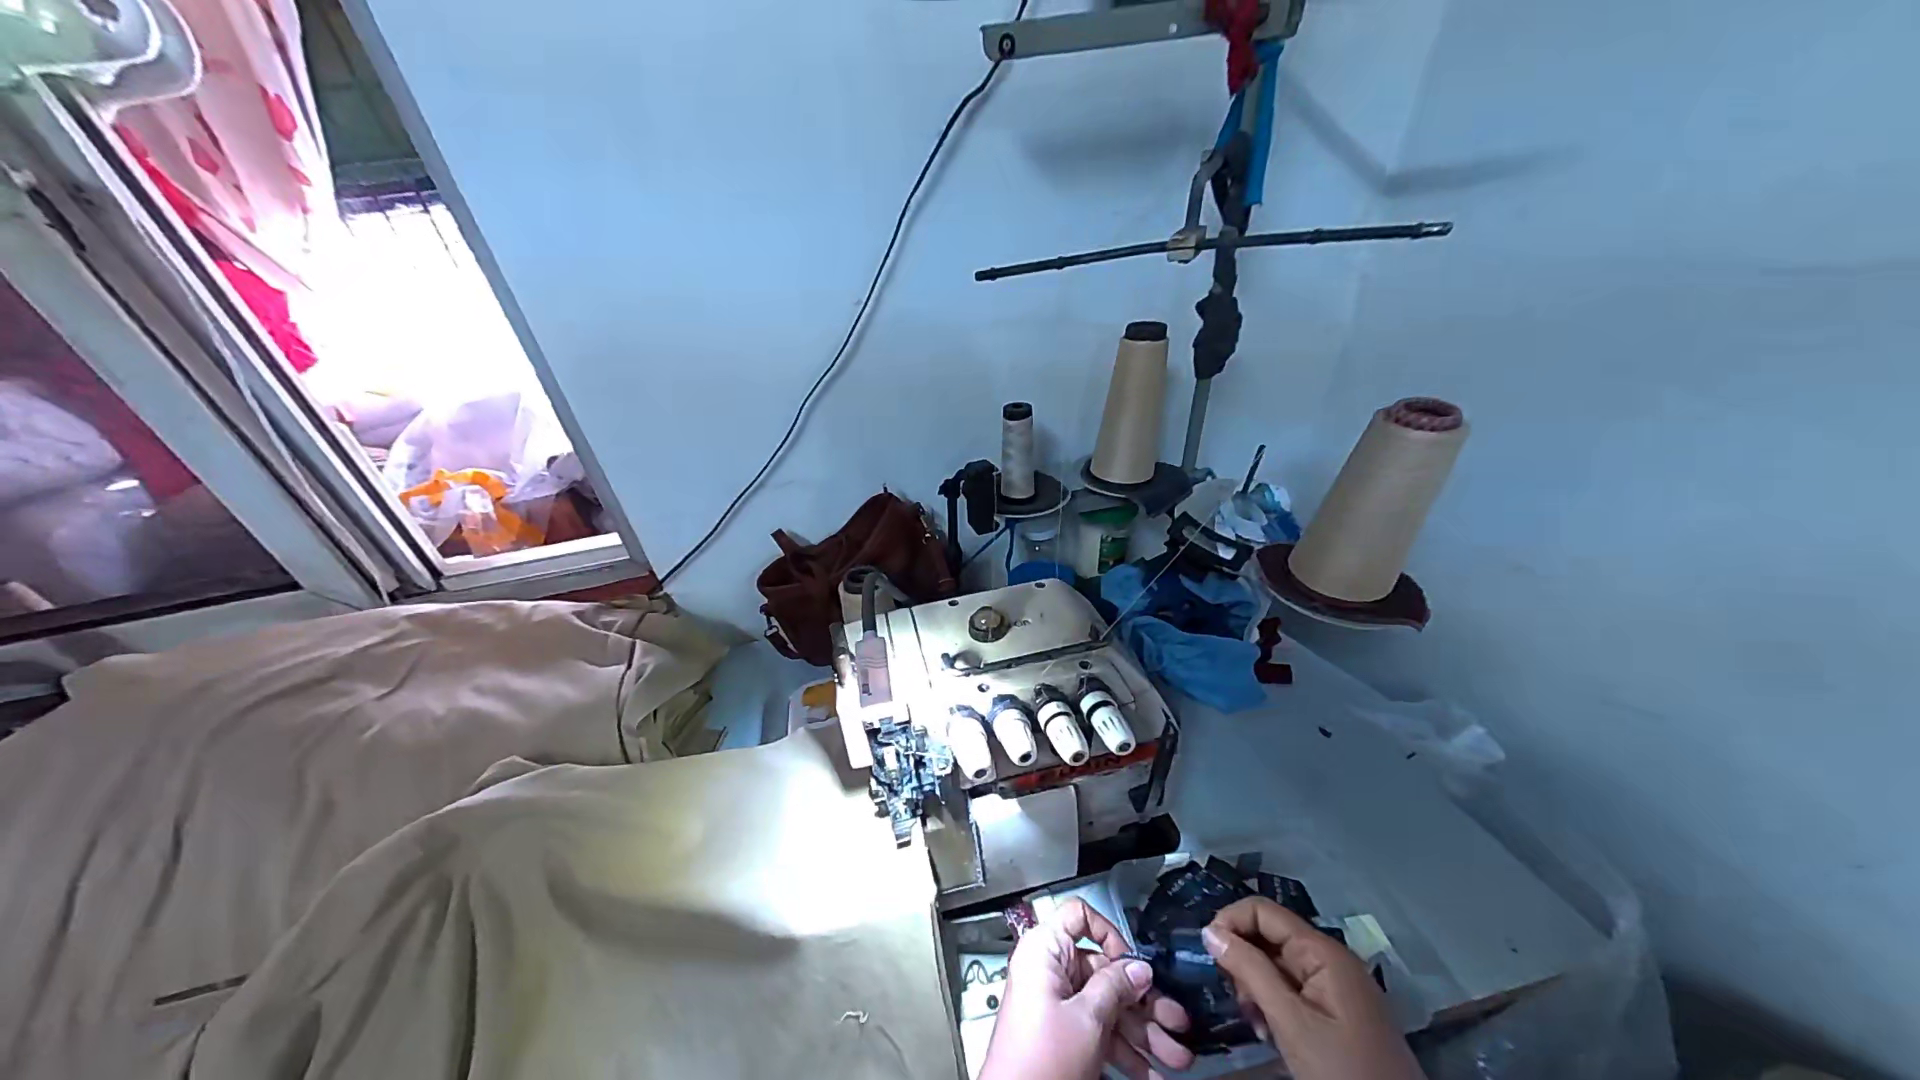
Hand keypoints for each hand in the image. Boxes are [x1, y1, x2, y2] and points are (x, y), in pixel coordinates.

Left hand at [980, 898, 1195, 1079]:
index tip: (1135, 964)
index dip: (1109, 933)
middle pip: (1102, 969)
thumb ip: (1116, 987)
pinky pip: (1098, 1029)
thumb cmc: (1039, 1060)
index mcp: (1045, 951)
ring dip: (1142, 1032)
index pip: (1078, 916)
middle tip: (1176, 1022)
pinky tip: (1153, 1072)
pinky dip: (1124, 1049)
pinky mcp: (1061, 1032)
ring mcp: (1055, 1003)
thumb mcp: (1087, 1018)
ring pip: (1106, 1005)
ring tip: (1176, 1058)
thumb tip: (1139, 968)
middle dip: (1143, 1001)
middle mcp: (1049, 970)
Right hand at [1204, 898, 1424, 1079]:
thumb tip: (1210, 931)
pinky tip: (1267, 1030)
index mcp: (1323, 952)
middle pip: (1268, 936)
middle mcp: (1329, 959)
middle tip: (1236, 998)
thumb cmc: (1342, 1074)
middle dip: (1243, 960)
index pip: (1263, 911)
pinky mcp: (1335, 1011)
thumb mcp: (1289, 1021)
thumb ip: (1249, 970)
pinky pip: (1291, 989)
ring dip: (1255, 986)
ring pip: (1275, 964)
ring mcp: (1333, 986)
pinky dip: (1272, 1003)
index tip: (1209, 953)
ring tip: (1253, 1021)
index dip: (1231, 922)